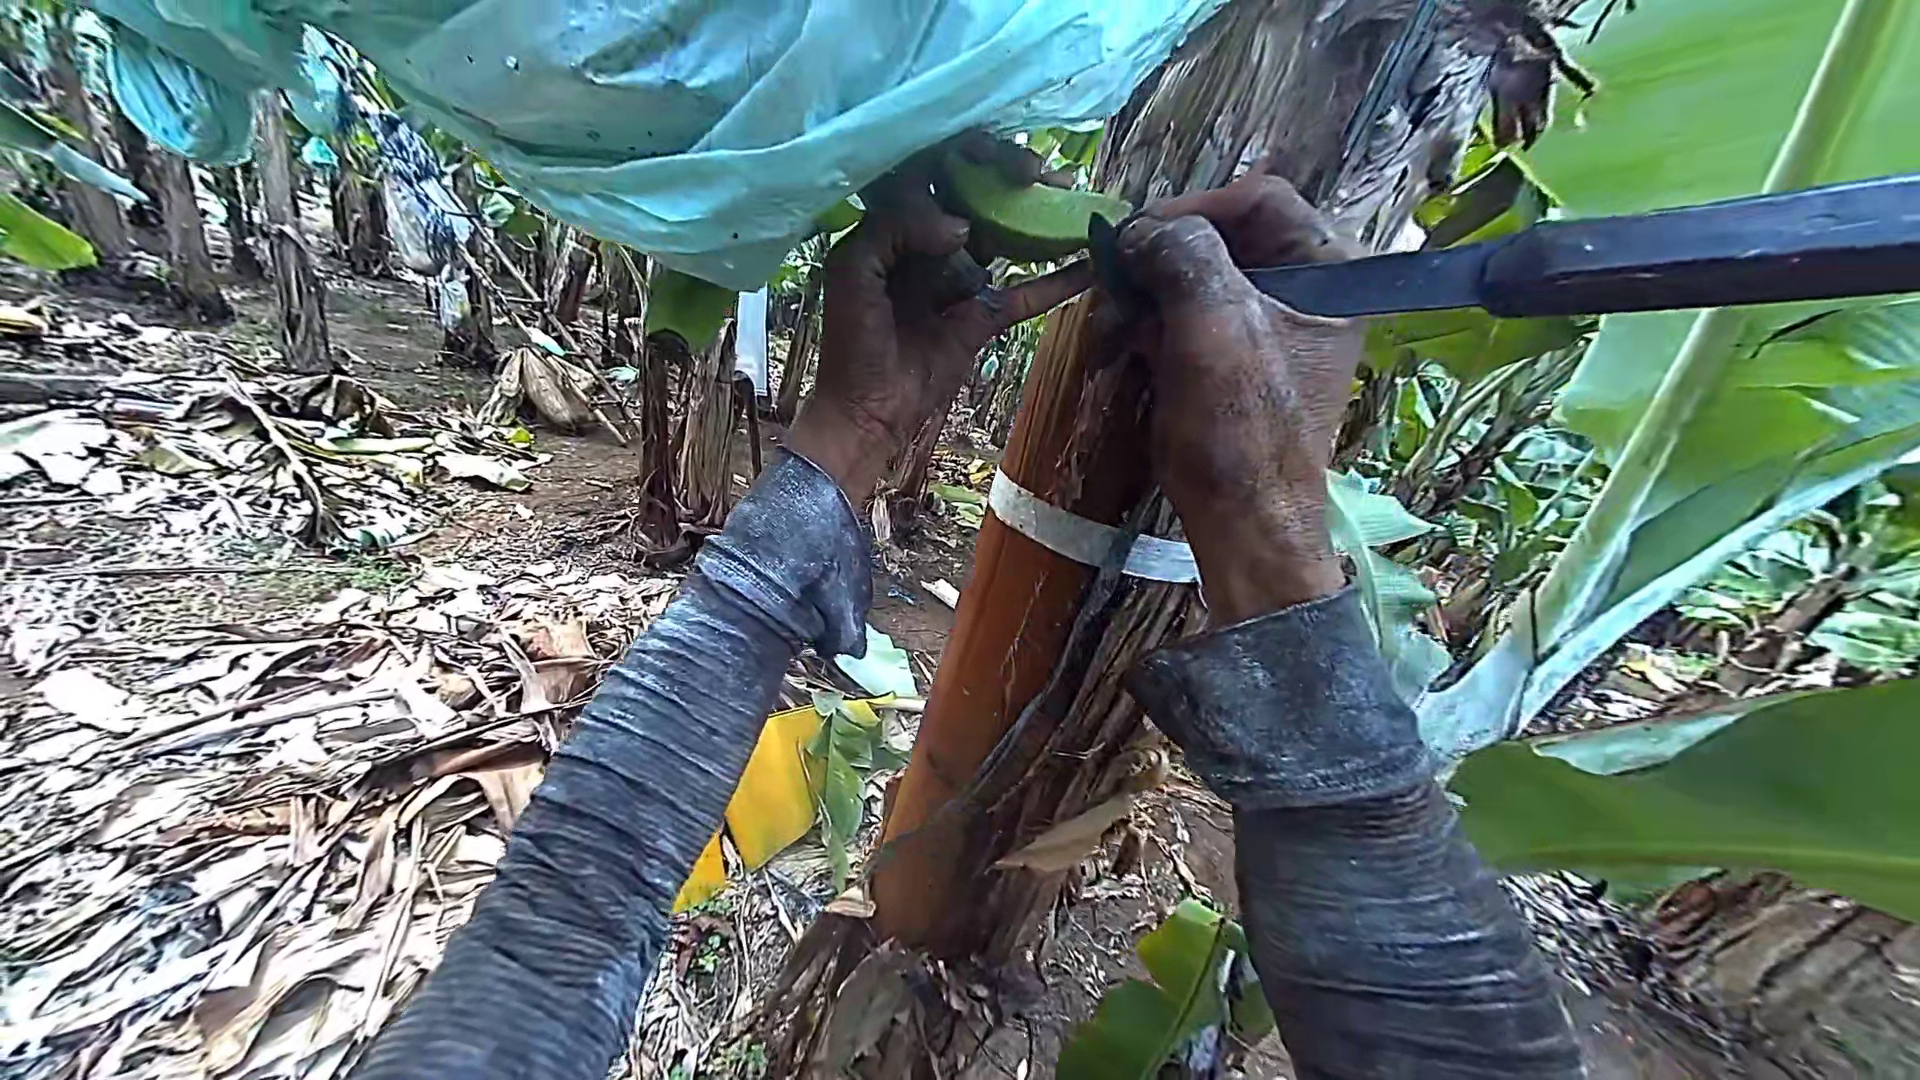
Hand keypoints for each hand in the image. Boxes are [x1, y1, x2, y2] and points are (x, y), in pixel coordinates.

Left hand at [786, 168, 1090, 500]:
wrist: (868, 408)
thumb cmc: (852, 340)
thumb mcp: (854, 269)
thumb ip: (896, 227)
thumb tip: (959, 223)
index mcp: (893, 226)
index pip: (934, 172)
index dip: (966, 154)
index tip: (992, 157)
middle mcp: (930, 247)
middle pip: (977, 197)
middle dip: (1010, 177)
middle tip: (1042, 172)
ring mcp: (960, 282)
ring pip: (1005, 240)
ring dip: (1040, 221)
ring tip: (1073, 199)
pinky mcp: (983, 317)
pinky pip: (1024, 296)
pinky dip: (1056, 284)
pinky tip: (1088, 266)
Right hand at [1114, 172, 1363, 622]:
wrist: (1240, 515)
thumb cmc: (1240, 425)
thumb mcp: (1216, 326)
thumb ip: (1183, 256)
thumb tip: (1139, 229)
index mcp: (1328, 270)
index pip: (1260, 201)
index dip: (1194, 208)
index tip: (1136, 235)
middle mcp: (1300, 292)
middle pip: (1222, 242)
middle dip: (1161, 260)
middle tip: (1116, 279)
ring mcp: (1260, 329)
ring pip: (1194, 283)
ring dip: (1147, 296)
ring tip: (1112, 321)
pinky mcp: (1225, 362)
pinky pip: (1182, 322)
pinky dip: (1149, 326)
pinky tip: (1123, 342)